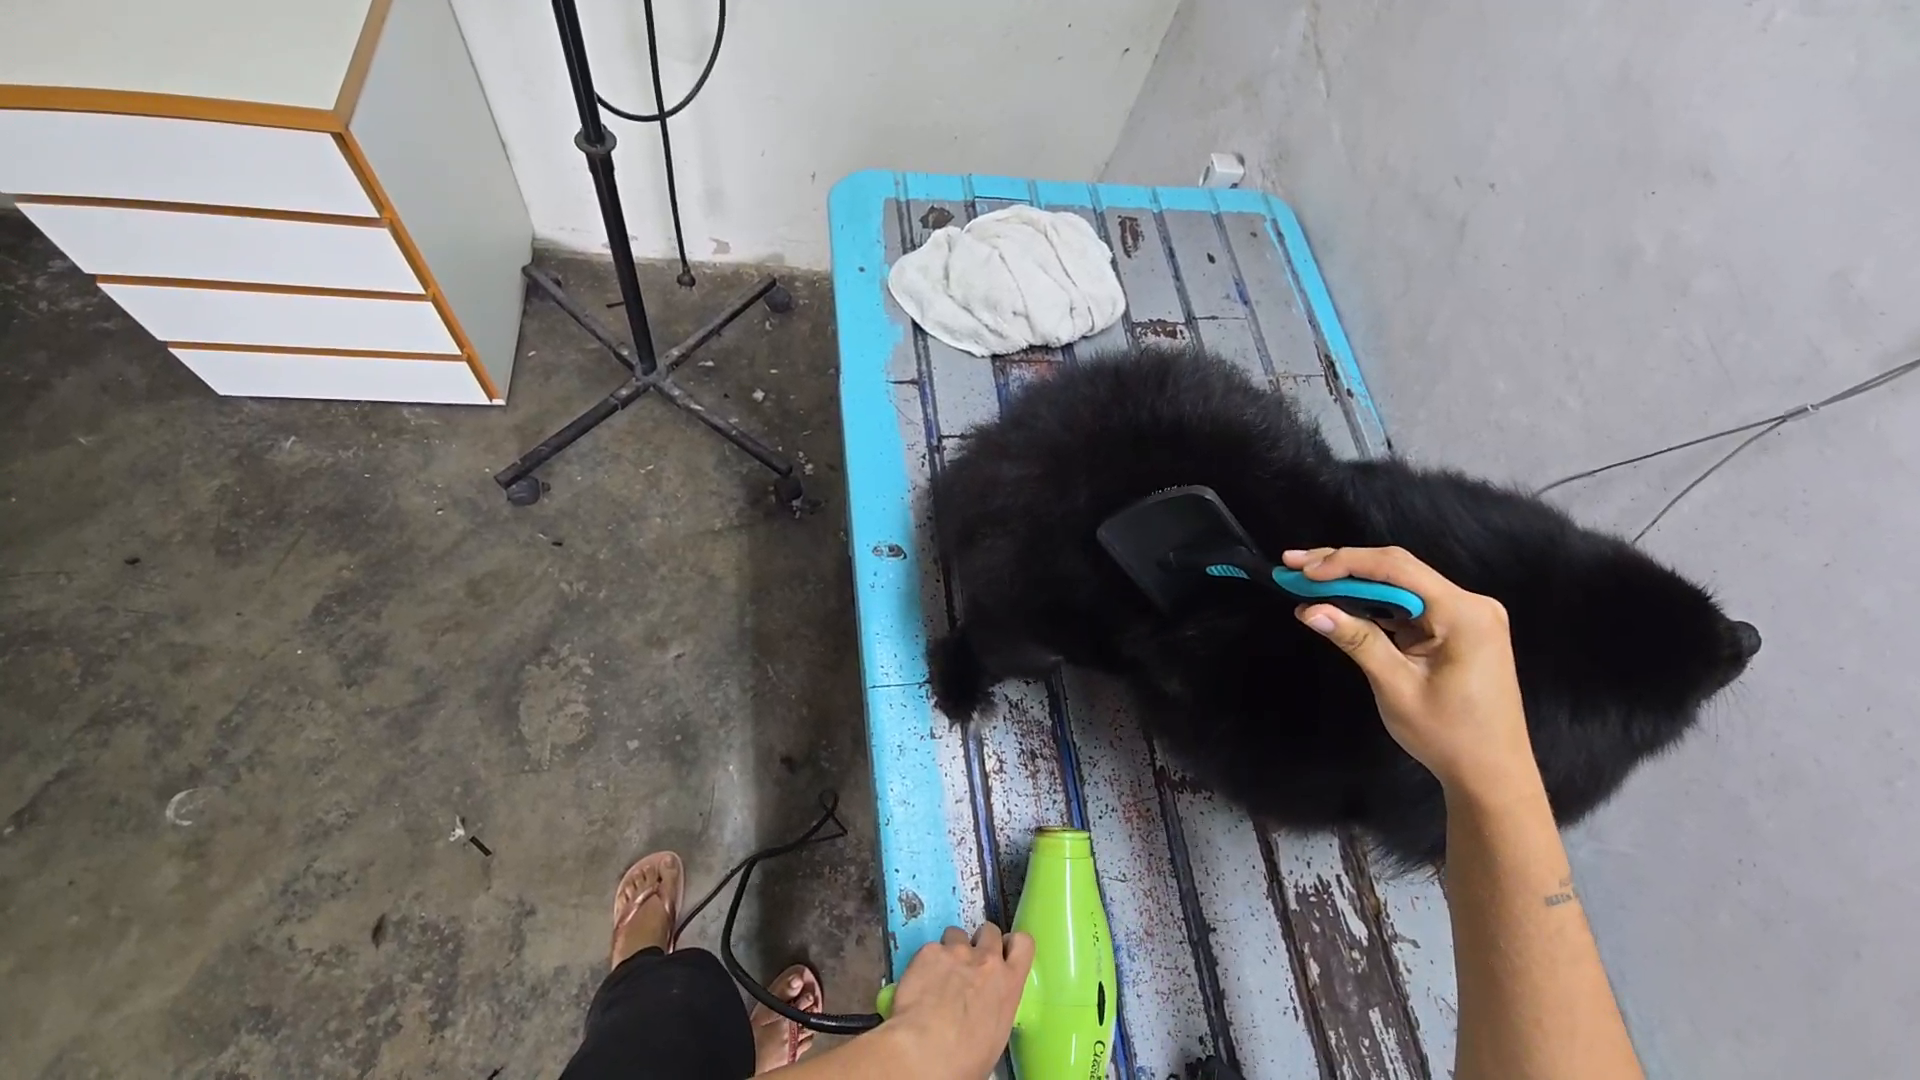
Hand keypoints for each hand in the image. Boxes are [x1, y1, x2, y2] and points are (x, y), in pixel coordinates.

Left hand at [887, 924, 1034, 1078]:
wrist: (924, 1052)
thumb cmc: (965, 1061)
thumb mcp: (995, 1036)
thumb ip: (996, 1006)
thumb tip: (984, 1008)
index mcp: (1009, 983)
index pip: (1023, 943)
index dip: (1011, 945)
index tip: (1001, 954)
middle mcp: (986, 960)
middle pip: (990, 931)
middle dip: (980, 943)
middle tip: (968, 964)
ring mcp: (956, 952)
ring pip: (957, 934)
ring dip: (952, 949)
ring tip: (940, 972)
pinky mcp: (928, 951)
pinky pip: (931, 948)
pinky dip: (926, 961)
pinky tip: (919, 981)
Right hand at [1283, 546, 1537, 798]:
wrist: (1492, 774)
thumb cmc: (1448, 735)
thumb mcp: (1396, 686)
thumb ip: (1356, 640)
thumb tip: (1310, 610)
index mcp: (1463, 613)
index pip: (1395, 569)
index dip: (1345, 563)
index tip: (1302, 570)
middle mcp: (1469, 604)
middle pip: (1398, 569)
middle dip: (1343, 565)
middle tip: (1294, 565)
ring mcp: (1465, 615)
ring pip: (1400, 584)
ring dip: (1354, 582)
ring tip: (1308, 579)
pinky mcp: (1455, 629)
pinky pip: (1408, 604)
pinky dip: (1372, 602)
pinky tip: (1340, 601)